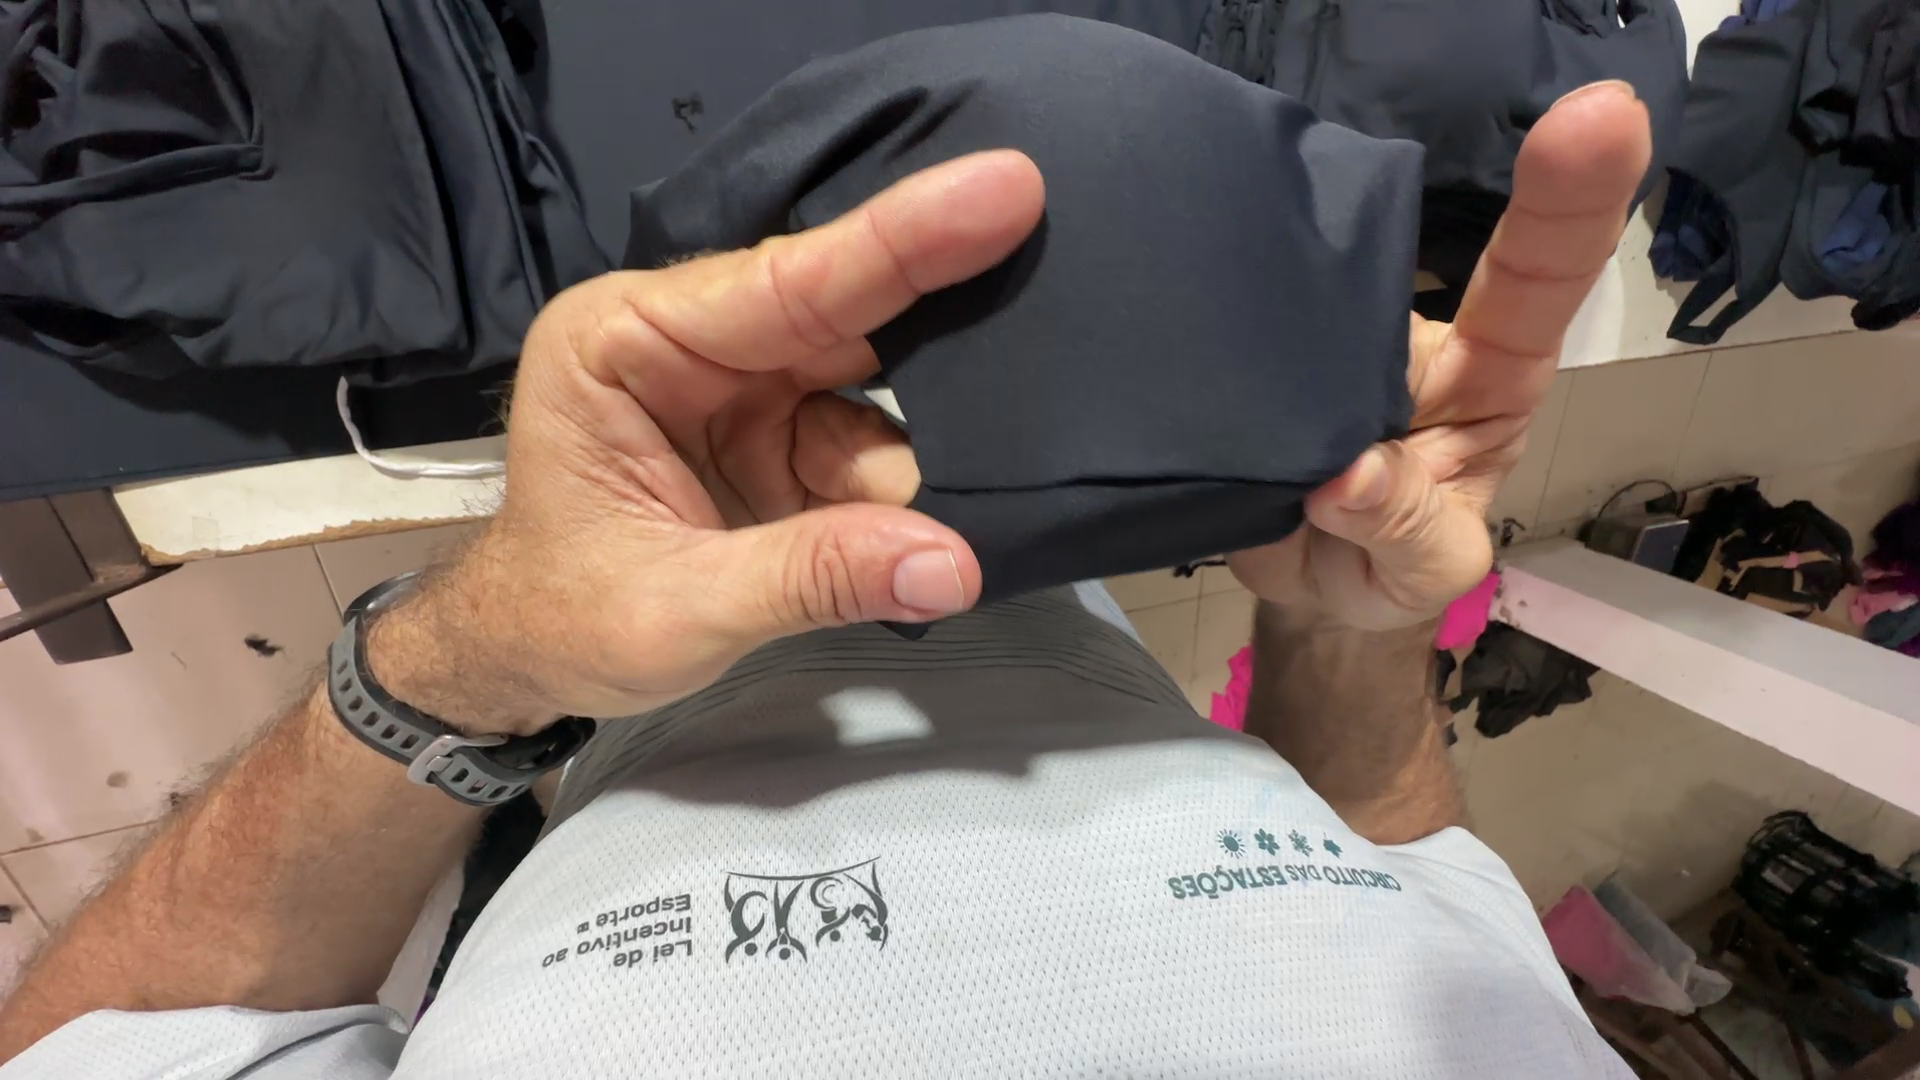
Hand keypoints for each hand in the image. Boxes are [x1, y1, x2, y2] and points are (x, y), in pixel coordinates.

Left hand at [374, 152, 1045, 731]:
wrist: (542, 658)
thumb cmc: (568, 620)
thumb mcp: (680, 607)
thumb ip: (814, 579)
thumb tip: (955, 567)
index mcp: (633, 342)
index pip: (786, 284)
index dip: (901, 243)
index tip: (1008, 191)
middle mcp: (700, 349)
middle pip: (846, 318)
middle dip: (947, 315)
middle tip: (1054, 275)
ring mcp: (755, 400)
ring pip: (878, 398)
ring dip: (938, 441)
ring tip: (1020, 452)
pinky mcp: (790, 450)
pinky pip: (876, 457)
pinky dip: (916, 493)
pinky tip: (955, 517)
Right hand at [1228, 81, 1653, 627]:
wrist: (1299, 587)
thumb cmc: (1389, 573)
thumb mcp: (1427, 568)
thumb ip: (1405, 529)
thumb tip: (1347, 477)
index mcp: (1479, 386)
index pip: (1535, 287)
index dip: (1567, 205)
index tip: (1590, 119)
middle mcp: (1399, 354)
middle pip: (1379, 282)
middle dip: (1345, 251)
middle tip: (1298, 224)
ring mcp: (1318, 365)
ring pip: (1292, 314)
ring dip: (1257, 299)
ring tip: (1207, 279)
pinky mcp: (1254, 386)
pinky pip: (1231, 355)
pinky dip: (1205, 342)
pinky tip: (1170, 304)